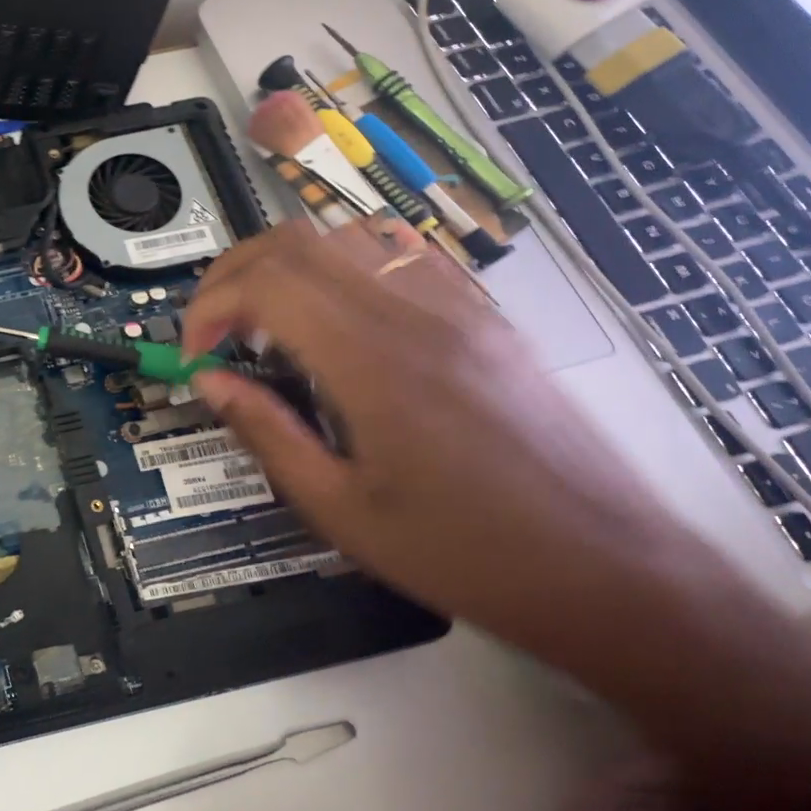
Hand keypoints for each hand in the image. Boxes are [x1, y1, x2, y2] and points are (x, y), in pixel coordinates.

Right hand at [178, 220, 673, 622]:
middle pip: (299, 242)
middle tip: (214, 334)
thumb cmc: (466, 555)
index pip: (267, 281)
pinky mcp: (487, 319)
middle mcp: (417, 314)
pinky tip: (337, 323)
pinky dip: (343, 269)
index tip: (196, 358)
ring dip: (286, 268)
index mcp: (376, 362)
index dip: (209, 307)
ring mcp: (460, 308)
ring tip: (268, 328)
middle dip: (233, 275)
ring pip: (347, 238)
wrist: (614, 572)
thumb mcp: (341, 511)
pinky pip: (400, 257)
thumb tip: (211, 382)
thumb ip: (266, 433)